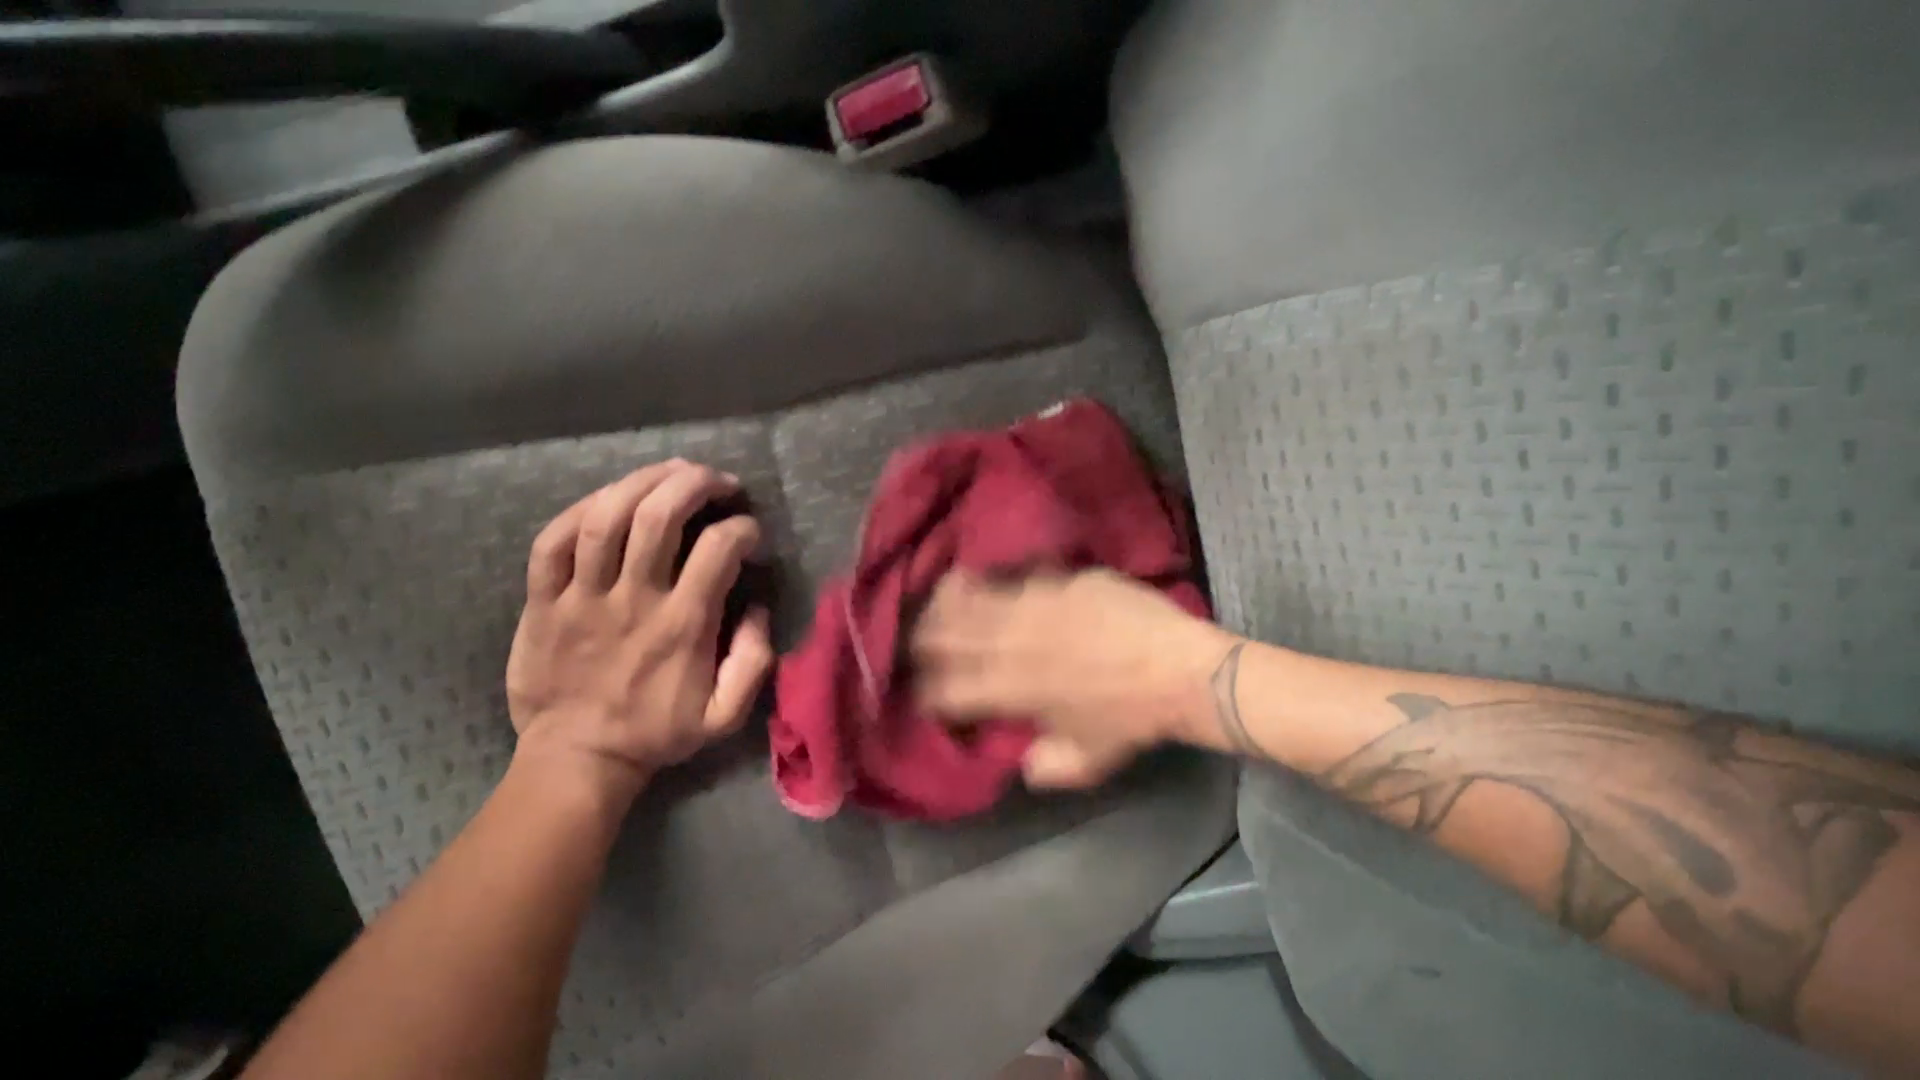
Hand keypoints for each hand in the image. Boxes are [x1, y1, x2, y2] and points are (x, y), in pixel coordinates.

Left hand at [505, 461, 774, 802]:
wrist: (576, 760)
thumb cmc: (655, 734)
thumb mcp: (724, 716)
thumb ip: (753, 663)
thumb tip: (757, 608)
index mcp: (683, 625)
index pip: (719, 548)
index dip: (743, 528)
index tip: (750, 533)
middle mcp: (633, 599)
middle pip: (659, 515)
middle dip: (695, 483)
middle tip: (718, 481)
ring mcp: (582, 597)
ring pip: (606, 517)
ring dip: (642, 481)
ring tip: (671, 471)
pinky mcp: (542, 601)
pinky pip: (552, 541)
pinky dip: (579, 509)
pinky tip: (608, 498)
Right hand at [910, 569, 1237, 789]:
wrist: (1182, 672)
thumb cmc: (1134, 721)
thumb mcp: (1089, 760)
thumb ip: (1048, 765)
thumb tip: (1023, 762)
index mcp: (1011, 691)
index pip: (950, 690)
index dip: (927, 691)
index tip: (921, 691)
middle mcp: (1012, 644)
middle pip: (949, 637)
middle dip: (923, 637)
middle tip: (912, 636)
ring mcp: (1035, 606)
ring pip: (975, 599)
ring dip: (948, 601)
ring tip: (934, 597)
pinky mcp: (1061, 582)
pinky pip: (1016, 576)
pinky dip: (995, 578)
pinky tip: (986, 573)